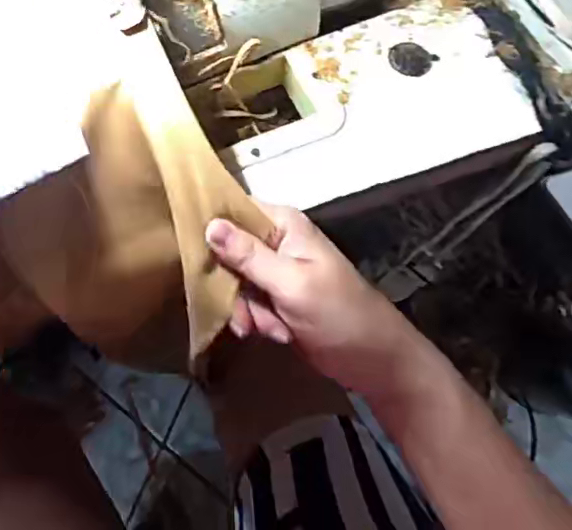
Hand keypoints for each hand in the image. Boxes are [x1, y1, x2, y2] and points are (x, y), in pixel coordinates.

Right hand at [205, 202, 433, 405]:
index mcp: (282, 223)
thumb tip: (209, 224)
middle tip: (244, 312)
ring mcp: (275, 269)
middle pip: (228, 249)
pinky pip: (247, 301)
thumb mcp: (291, 284)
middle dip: (233, 285)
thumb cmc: (339, 315)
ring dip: (246, 309)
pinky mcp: (276, 296)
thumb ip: (249, 256)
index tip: (195, 254)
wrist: (376, 362)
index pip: (233, 210)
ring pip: (235, 280)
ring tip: (269, 328)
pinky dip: (256, 320)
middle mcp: (275, 240)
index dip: (212, 229)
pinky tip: (275, 334)